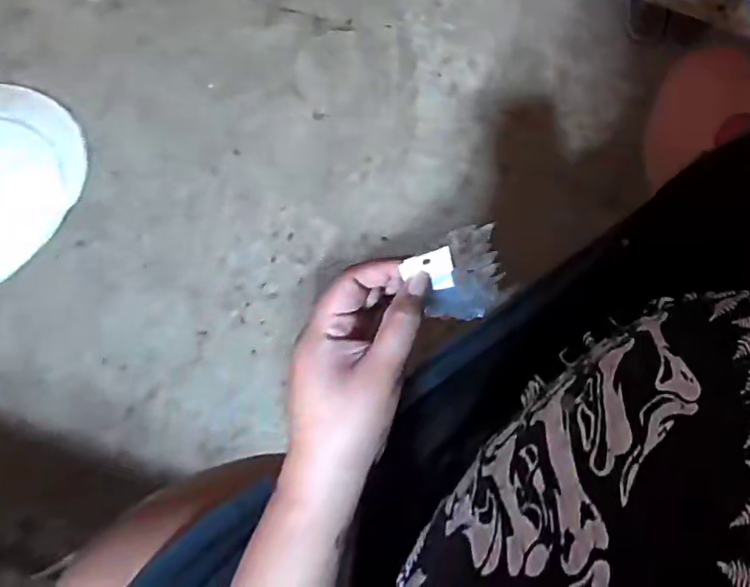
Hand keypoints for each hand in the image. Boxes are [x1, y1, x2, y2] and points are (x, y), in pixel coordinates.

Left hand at [279, 260, 427, 520]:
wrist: (328, 480)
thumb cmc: (352, 423)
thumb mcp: (383, 369)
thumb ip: (402, 321)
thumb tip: (420, 278)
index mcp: (320, 331)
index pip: (350, 281)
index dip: (383, 269)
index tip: (419, 268)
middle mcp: (322, 334)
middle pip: (356, 292)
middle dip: (392, 280)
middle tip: (429, 280)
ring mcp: (333, 349)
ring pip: (364, 309)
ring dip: (393, 299)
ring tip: (426, 295)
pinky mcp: (345, 363)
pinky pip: (368, 328)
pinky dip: (390, 319)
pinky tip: (413, 319)